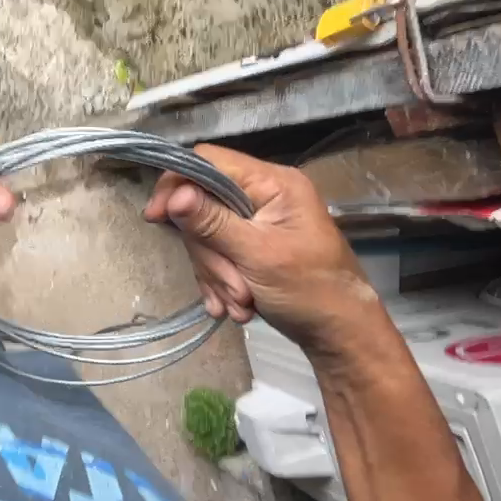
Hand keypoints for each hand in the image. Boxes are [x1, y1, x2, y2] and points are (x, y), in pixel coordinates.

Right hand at [142, 145, 378, 350]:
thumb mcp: (259, 257)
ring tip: (238, 302)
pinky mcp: (248, 244)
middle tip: (230, 284)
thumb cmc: (313, 291)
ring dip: (214, 271)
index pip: (207, 161)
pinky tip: (232, 305)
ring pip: (204, 233)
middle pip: (201, 203)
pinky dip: (218, 280)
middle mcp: (262, 194)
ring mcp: (255, 220)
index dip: (176, 184)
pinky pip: (213, 252)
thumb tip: (173, 196)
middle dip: (208, 250)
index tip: (158, 218)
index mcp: (273, 183)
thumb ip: (213, 223)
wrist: (342, 338)